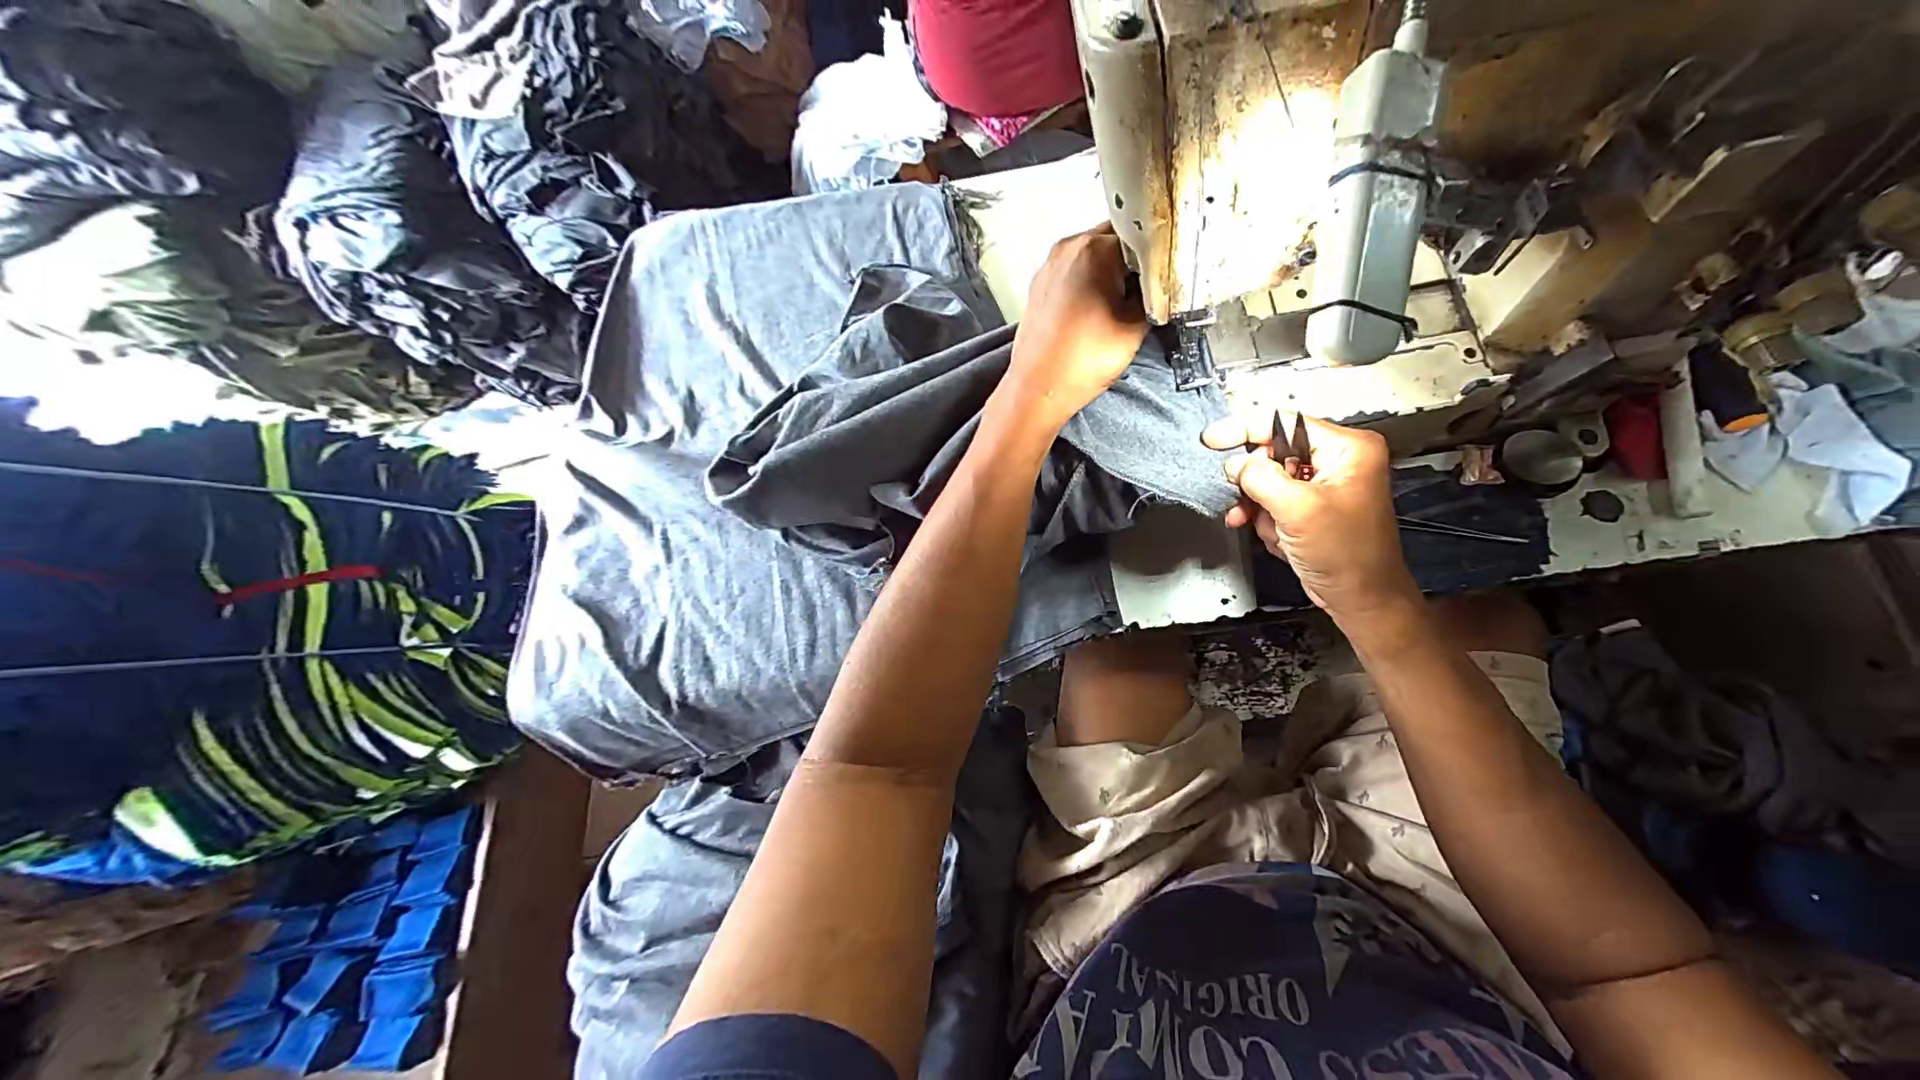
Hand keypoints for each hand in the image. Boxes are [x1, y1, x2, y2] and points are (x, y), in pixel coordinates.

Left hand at [1005, 224, 1148, 427]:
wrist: (1037, 390)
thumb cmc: (1079, 362)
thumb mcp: (1135, 327)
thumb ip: (1153, 295)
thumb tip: (1156, 286)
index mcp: (1095, 249)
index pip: (1143, 232)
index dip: (1160, 254)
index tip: (1168, 274)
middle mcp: (1068, 248)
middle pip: (1116, 238)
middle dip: (1134, 260)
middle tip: (1150, 290)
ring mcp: (1050, 265)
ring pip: (1094, 254)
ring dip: (1112, 271)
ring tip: (1123, 303)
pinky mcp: (1041, 285)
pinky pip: (1074, 272)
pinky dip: (1090, 283)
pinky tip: (1098, 309)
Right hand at [1202, 413, 1420, 623]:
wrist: (1361, 598)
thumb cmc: (1351, 558)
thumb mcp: (1298, 509)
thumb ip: (1261, 478)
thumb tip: (1237, 464)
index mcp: (1348, 449)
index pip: (1285, 423)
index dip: (1245, 429)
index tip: (1215, 438)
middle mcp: (1337, 462)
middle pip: (1272, 452)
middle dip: (1254, 481)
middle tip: (1244, 494)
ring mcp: (1322, 485)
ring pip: (1266, 479)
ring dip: (1258, 504)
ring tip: (1264, 522)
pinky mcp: (1310, 506)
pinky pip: (1271, 500)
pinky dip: (1264, 517)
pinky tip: (1272, 533)